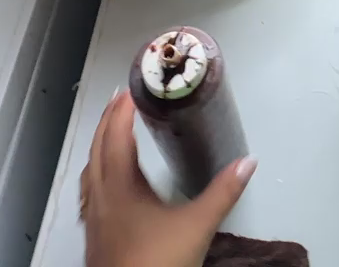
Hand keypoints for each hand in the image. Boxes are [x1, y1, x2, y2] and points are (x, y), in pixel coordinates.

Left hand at [81, 90, 256, 266]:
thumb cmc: (159, 263)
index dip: (122, 112)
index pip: (116, 138)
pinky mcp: (94, 239)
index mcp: (121, 188)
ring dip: (99, 146)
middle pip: (97, 150)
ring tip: (112, 132)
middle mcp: (101, 199)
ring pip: (89, 172)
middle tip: (121, 100)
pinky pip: (89, 193)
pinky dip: (96, 172)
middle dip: (108, 121)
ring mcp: (94, 221)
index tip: (130, 90)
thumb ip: (223, 192)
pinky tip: (108, 182)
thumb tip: (249, 161)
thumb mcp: (197, 227)